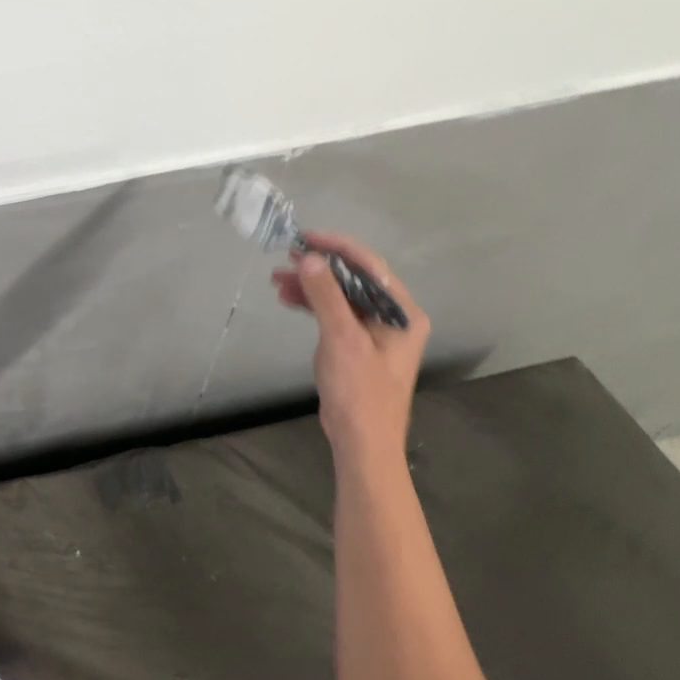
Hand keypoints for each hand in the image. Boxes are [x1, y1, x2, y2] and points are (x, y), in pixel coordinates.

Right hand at [271, 233, 430, 464]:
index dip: (337, 248)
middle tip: (285, 258)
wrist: (362, 441)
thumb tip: (309, 259)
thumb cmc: (360, 391)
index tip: (305, 239)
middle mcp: (392, 317)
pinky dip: (313, 304)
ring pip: (341, 296)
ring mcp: (374, 332)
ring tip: (278, 280)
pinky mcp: (356, 345)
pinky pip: (334, 314)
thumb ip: (326, 296)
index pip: (370, 267)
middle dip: (319, 268)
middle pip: (354, 279)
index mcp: (401, 313)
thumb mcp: (342, 339)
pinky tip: (289, 299)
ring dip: (311, 285)